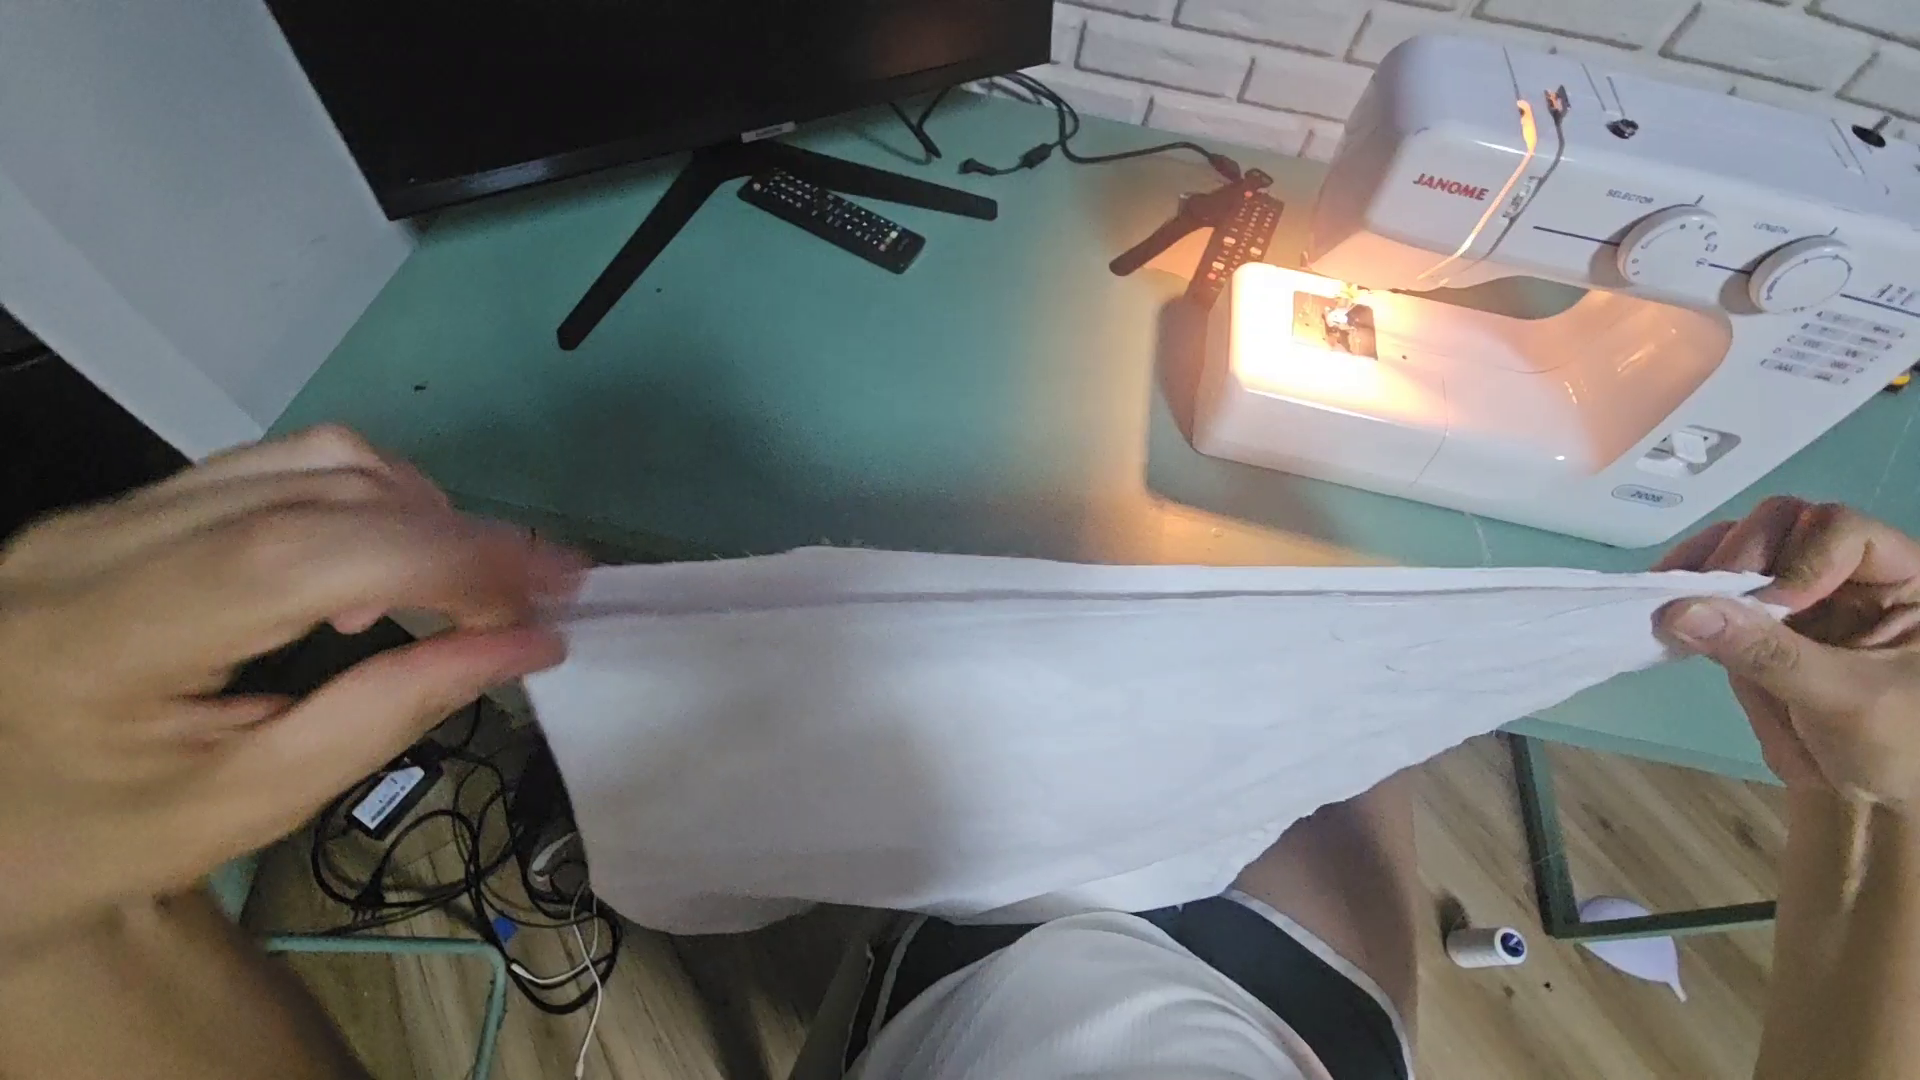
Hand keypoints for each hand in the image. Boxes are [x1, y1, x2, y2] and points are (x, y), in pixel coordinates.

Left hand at [0, 427, 582, 944]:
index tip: (549, 596)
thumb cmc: (112, 839)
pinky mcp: (148, 501)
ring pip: (325, 459)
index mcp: (99, 639)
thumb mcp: (258, 799)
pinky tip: (396, 557)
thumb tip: (531, 644)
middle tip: (538, 597)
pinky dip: (385, 498)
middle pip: (329, 491)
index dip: (446, 560)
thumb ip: (399, 709)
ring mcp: (120, 509)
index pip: (302, 555)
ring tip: (466, 584)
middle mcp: (100, 544)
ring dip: (430, 513)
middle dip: (463, 538)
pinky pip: (299, 461)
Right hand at [1654, 496, 1919, 805]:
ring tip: (1672, 597)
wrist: (1867, 795)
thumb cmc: (1898, 748)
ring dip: (1700, 565)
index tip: (1777, 607)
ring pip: (1737, 544)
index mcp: (1905, 584)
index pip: (1844, 531)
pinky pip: (1705, 584)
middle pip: (1783, 522)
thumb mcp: (1846, 699)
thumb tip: (1676, 610)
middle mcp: (1847, 577)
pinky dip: (1678, 590)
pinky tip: (1662, 610)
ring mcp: (1792, 595)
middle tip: (1712, 595)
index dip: (1804, 558)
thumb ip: (1767, 651)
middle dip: (1742, 552)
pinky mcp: (1748, 620)